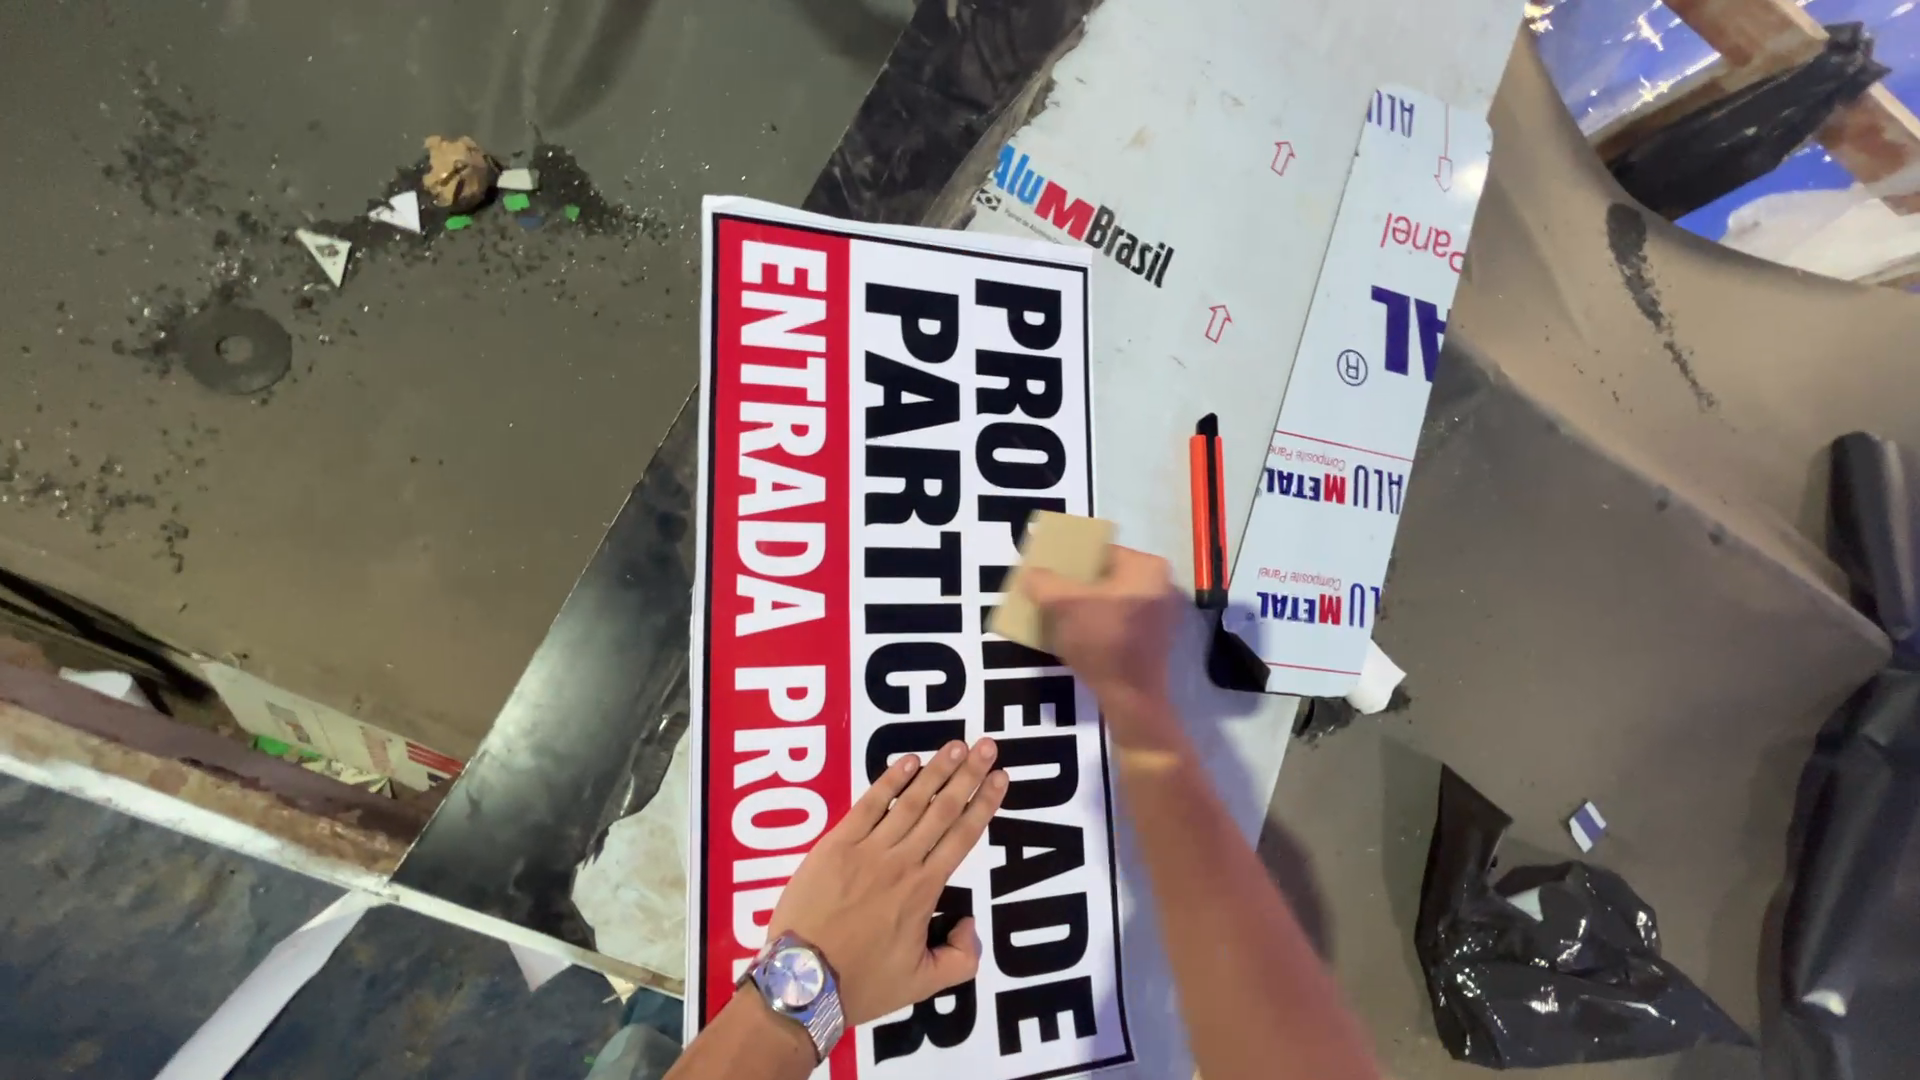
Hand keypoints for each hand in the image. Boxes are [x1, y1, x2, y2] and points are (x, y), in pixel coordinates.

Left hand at [767, 739, 1006, 1024]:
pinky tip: (908, 760)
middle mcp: (902, 861)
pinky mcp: (837, 842)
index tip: (1001, 777)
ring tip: (957, 745)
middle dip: (968, 774)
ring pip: (911, 800)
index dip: (984, 804)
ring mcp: (868, 848)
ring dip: (936, 770)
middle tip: (987, 746)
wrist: (801, 982)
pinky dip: (890, 781)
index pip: (963, 836)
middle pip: (943, 809)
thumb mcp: (921, 985)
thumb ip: (960, 958)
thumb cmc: (860, 984)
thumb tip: (971, 923)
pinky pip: (869, 804)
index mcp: (924, 890)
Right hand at [1022, 545, 1181, 722]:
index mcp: (1147, 567)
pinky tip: (1077, 634)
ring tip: (1058, 614)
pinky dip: (1098, 622)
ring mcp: (1162, 613)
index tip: (1049, 572)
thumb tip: (1031, 573)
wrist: (1129, 696)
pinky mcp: (1155, 639)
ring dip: (1085, 605)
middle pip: (1106, 576)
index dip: (1070, 560)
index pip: (1100, 551)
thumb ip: (1043, 582)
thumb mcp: (1063, 604)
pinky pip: (1119, 620)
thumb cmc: (1101, 639)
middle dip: (1076, 584)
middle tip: (1050, 593)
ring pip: (1112, 599)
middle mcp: (1161, 585)